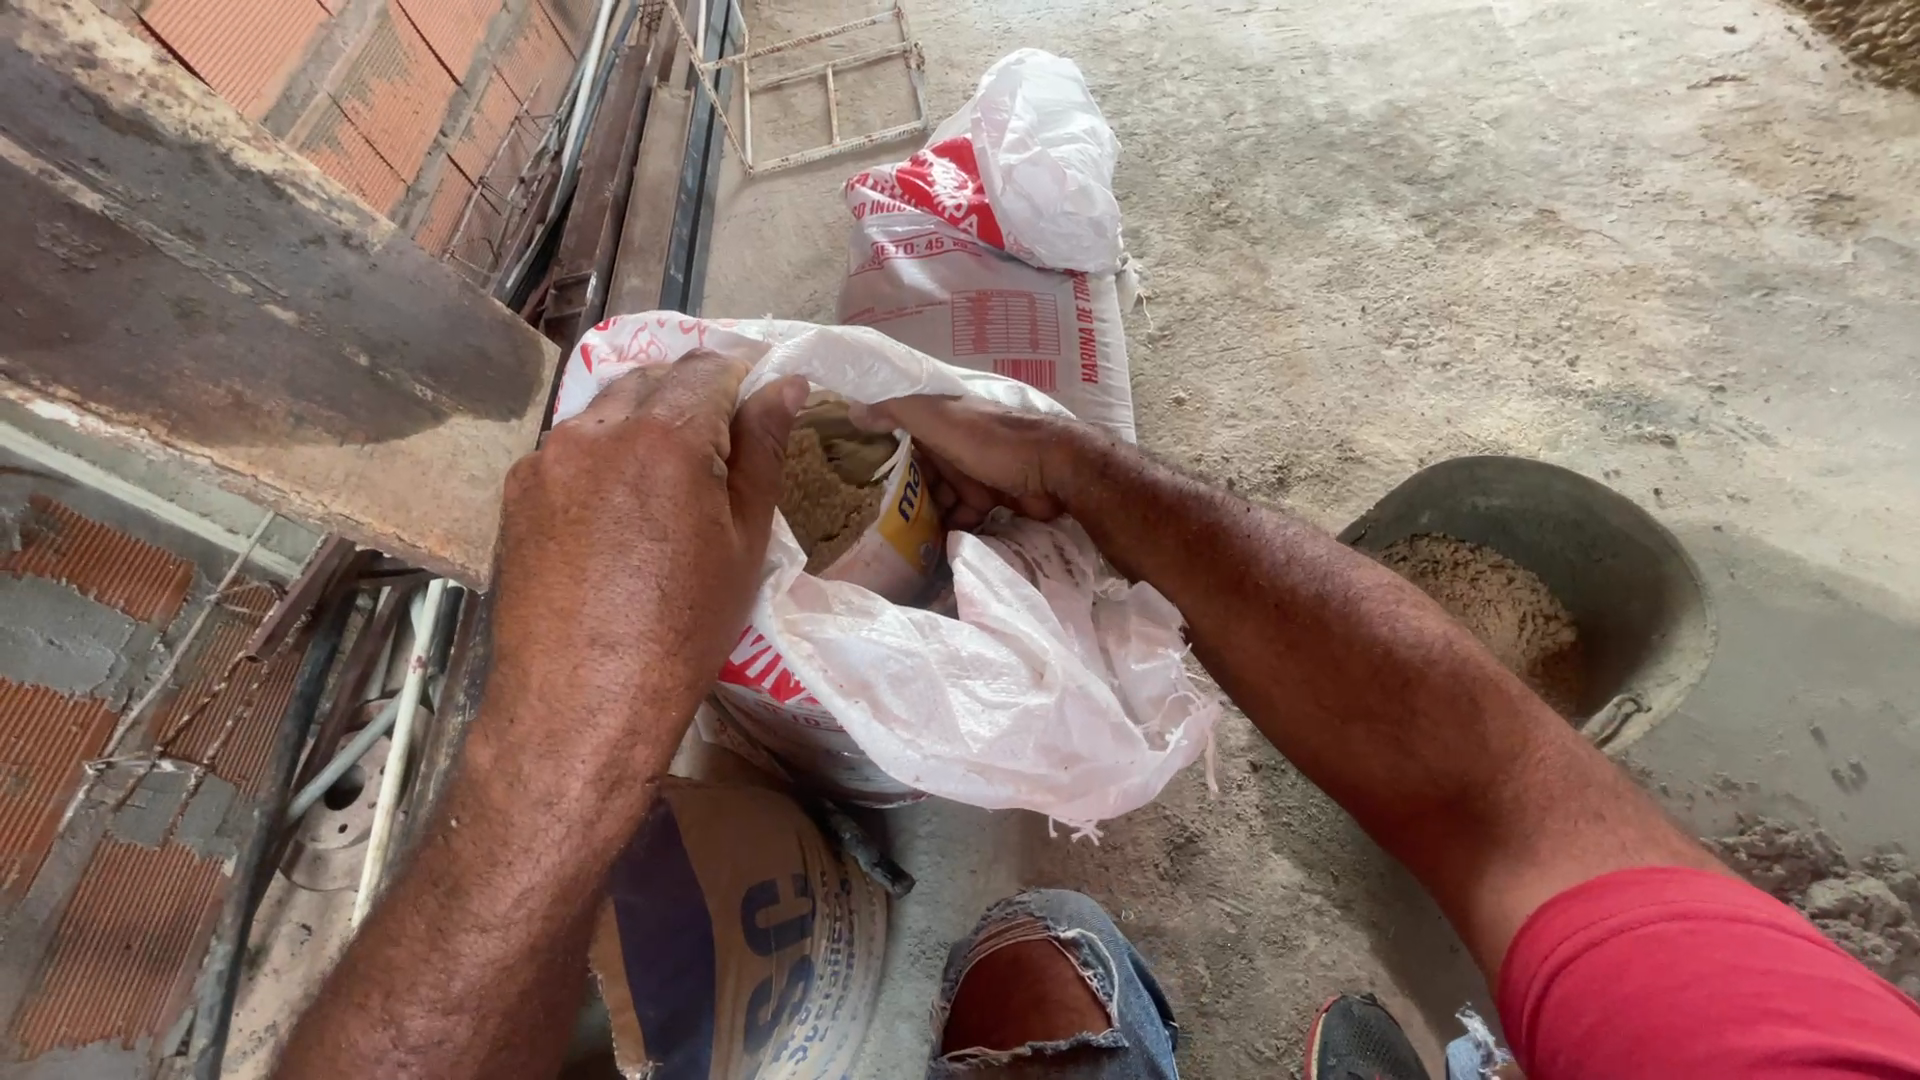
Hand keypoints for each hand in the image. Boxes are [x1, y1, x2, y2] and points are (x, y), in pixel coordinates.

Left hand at [489, 354, 804, 768]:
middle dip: (692, 393)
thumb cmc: (686, 625)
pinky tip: (619, 507)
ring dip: (645, 420)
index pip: (709, 368)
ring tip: (669, 475)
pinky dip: (605, 453)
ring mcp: (546, 458)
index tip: (760, 389)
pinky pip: (571, 447)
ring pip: (607, 409)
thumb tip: (787, 385)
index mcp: (665, 437)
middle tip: (722, 439)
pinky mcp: (517, 490)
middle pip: (654, 378)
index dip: (741, 371)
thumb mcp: (745, 539)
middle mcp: (597, 430)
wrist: (584, 699)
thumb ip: (764, 450)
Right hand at [853, 395, 1091, 528]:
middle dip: (905, 496)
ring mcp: (977, 473)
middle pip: (922, 473)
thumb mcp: (936, 417)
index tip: (860, 483)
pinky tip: (939, 547)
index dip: (885, 458)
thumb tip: (852, 409)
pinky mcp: (996, 500)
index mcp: (941, 420)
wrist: (1053, 469)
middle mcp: (957, 444)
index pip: (903, 438)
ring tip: (905, 542)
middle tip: (881, 524)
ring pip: (942, 498)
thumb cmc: (990, 441)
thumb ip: (895, 410)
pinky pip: (966, 517)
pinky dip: (955, 529)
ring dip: (928, 517)